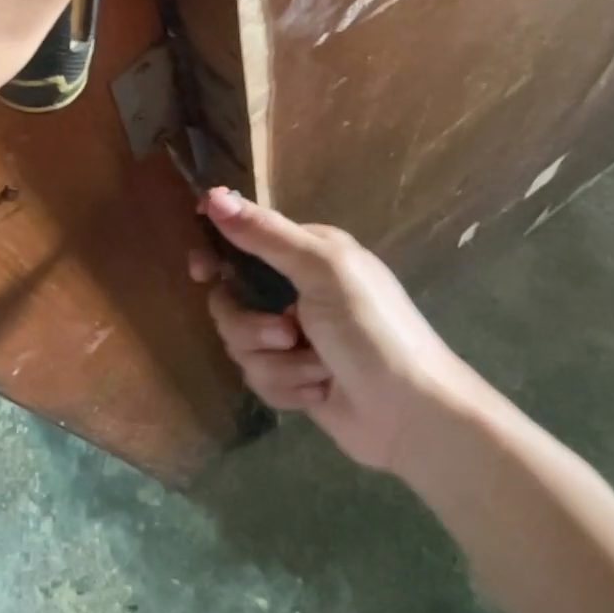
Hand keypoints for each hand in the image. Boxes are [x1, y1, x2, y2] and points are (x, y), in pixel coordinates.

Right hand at [189, 189, 482, 471]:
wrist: (412, 417)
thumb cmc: (372, 331)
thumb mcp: (321, 271)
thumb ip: (265, 234)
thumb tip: (213, 195)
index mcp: (306, 254)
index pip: (244, 238)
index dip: (216, 252)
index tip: (201, 269)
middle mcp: (295, 289)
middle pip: (229, 298)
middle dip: (250, 324)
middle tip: (284, 334)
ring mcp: (292, 336)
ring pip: (239, 341)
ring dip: (275, 362)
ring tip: (314, 370)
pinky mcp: (291, 377)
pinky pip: (256, 375)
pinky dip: (286, 386)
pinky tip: (317, 393)